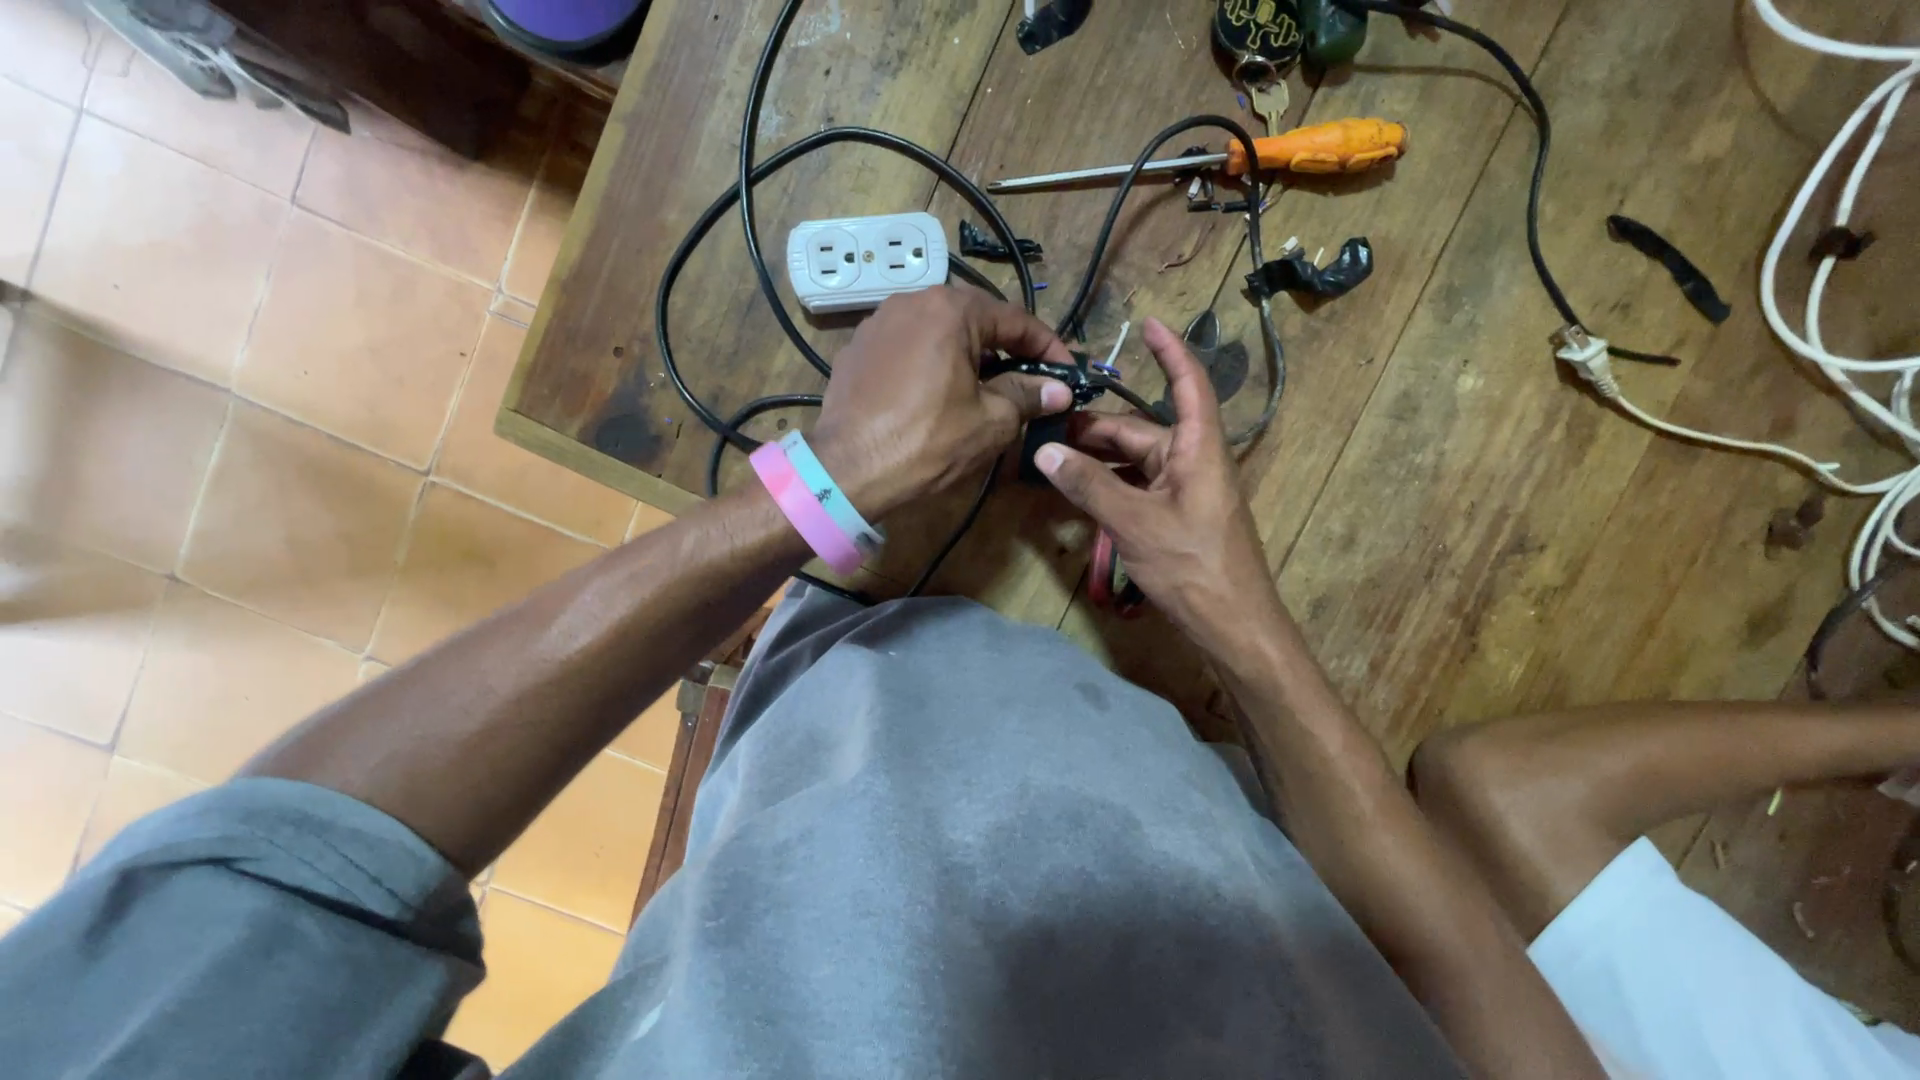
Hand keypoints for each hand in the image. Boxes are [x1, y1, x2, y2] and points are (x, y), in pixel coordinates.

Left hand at [811, 286, 1074, 517]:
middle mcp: (911, 302)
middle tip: (1029, 381)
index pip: (1015, 320)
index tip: (1067, 372)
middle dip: (1006, 350)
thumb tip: (1058, 389)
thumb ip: (1027, 395)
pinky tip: (937, 395)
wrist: (847, 470)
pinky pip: (907, 348)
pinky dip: (930, 365)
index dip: (1048, 347)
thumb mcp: (990, 421)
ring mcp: (878, 324)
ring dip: (967, 356)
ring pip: (938, 332)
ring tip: (985, 389)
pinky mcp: (856, 350)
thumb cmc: (927, 441)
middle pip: (974, 320)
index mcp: (950, 309)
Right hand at [1034, 317, 1284, 662]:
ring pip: (1135, 461)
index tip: (1147, 324)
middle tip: (1046, 426)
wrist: (1233, 623)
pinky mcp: (1176, 517)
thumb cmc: (1193, 565)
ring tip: (1051, 458)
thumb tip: (1045, 452)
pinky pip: (1137, 487)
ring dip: (1097, 459)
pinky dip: (1108, 485)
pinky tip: (1077, 491)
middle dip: (1097, 426)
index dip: (1170, 351)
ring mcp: (1184, 491)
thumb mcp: (1134, 522)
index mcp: (1197, 448)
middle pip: (1142, 428)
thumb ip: (1089, 485)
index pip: (1188, 384)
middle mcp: (1192, 461)